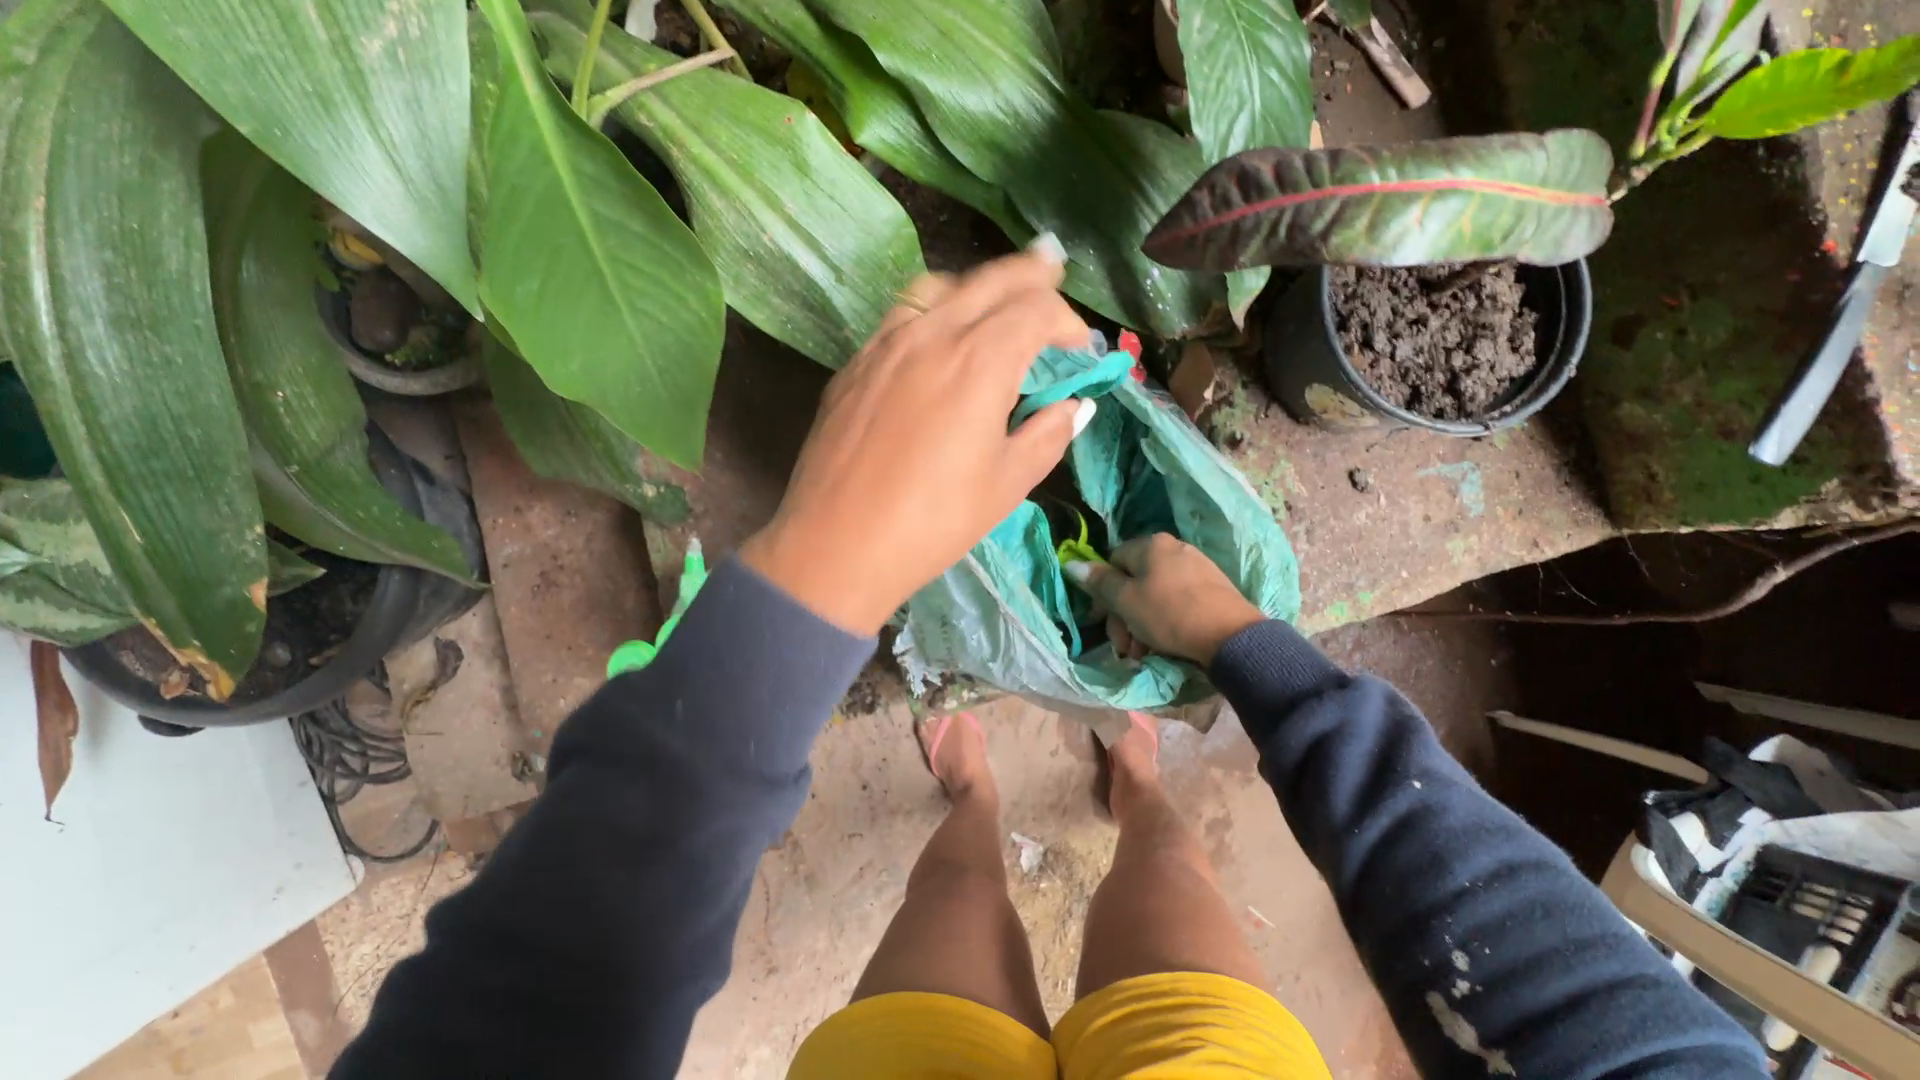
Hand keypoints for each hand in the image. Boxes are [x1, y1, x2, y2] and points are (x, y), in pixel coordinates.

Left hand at [739, 237, 1093, 634]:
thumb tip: (1073, 407)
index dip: (1067, 322)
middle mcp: (932, 335)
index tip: (1078, 349)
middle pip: (990, 281)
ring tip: (990, 302)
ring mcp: (885, 345)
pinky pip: (899, 318)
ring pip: (937, 288)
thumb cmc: (934, 521)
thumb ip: (1048, 435)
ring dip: (974, 286)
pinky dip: (931, 313)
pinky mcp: (853, 366)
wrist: (838, 545)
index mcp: (980, 360)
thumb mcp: (1007, 484)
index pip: (1035, 310)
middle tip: (1051, 270)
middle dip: (1029, 274)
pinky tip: (934, 343)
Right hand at [1065, 534, 1264, 665]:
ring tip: (1143, 653)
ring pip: (1154, 595)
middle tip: (1124, 647)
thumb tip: (1071, 563)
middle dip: (1123, 617)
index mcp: (1150, 544)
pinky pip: (1177, 601)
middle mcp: (1173, 548)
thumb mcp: (1126, 601)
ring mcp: (1196, 567)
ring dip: (1141, 625)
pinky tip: (1165, 645)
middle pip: (1134, 581)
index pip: (1113, 562)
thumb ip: (1099, 582)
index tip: (1103, 622)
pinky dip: (1165, 622)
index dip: (1103, 593)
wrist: (1230, 636)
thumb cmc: (1169, 614)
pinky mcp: (1212, 588)